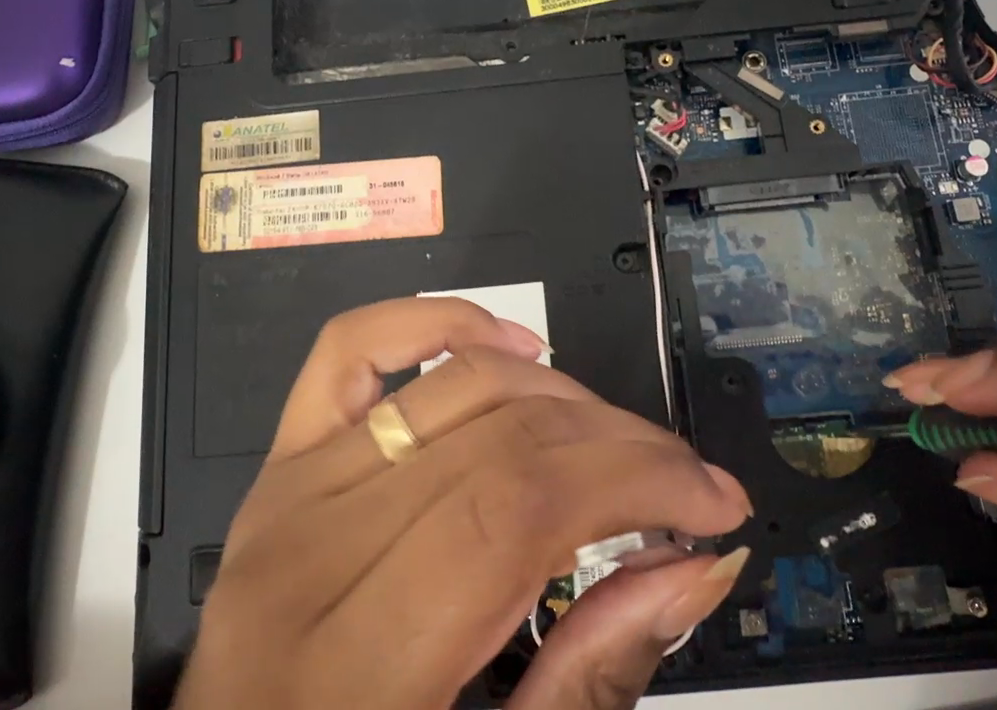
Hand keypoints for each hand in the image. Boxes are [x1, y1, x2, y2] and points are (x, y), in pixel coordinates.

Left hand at [172, 297, 753, 709]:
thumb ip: (594, 673)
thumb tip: (696, 569)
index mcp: (351, 659)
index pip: (518, 505)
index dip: (636, 485)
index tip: (713, 506)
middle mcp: (310, 551)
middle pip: (500, 440)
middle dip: (622, 449)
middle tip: (688, 487)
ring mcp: (288, 490)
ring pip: (455, 385)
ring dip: (564, 397)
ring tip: (620, 445)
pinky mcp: (282, 459)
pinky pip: (353, 347)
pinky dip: (440, 322)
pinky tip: (511, 345)